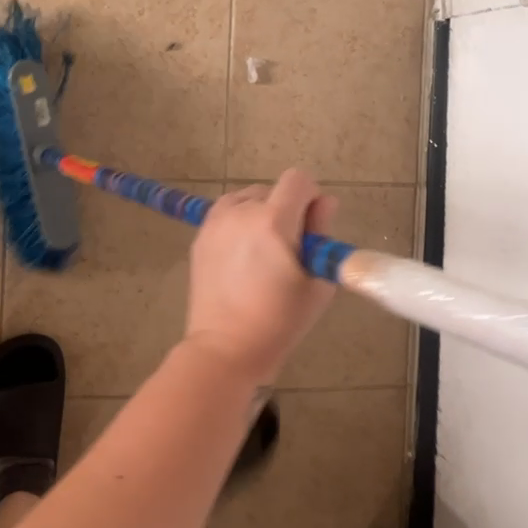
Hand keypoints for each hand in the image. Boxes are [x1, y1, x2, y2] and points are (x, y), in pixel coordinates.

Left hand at [182, 170, 337, 385]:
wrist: (226, 347)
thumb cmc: (279, 322)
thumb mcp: (316, 283)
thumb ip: (321, 236)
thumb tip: (326, 203)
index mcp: (273, 222)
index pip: (298, 180)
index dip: (311, 199)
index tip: (310, 230)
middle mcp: (241, 212)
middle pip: (272, 190)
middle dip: (285, 210)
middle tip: (287, 250)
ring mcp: (215, 222)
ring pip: (247, 199)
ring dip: (260, 214)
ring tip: (262, 253)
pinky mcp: (200, 236)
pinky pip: (226, 214)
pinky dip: (238, 224)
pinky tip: (241, 258)